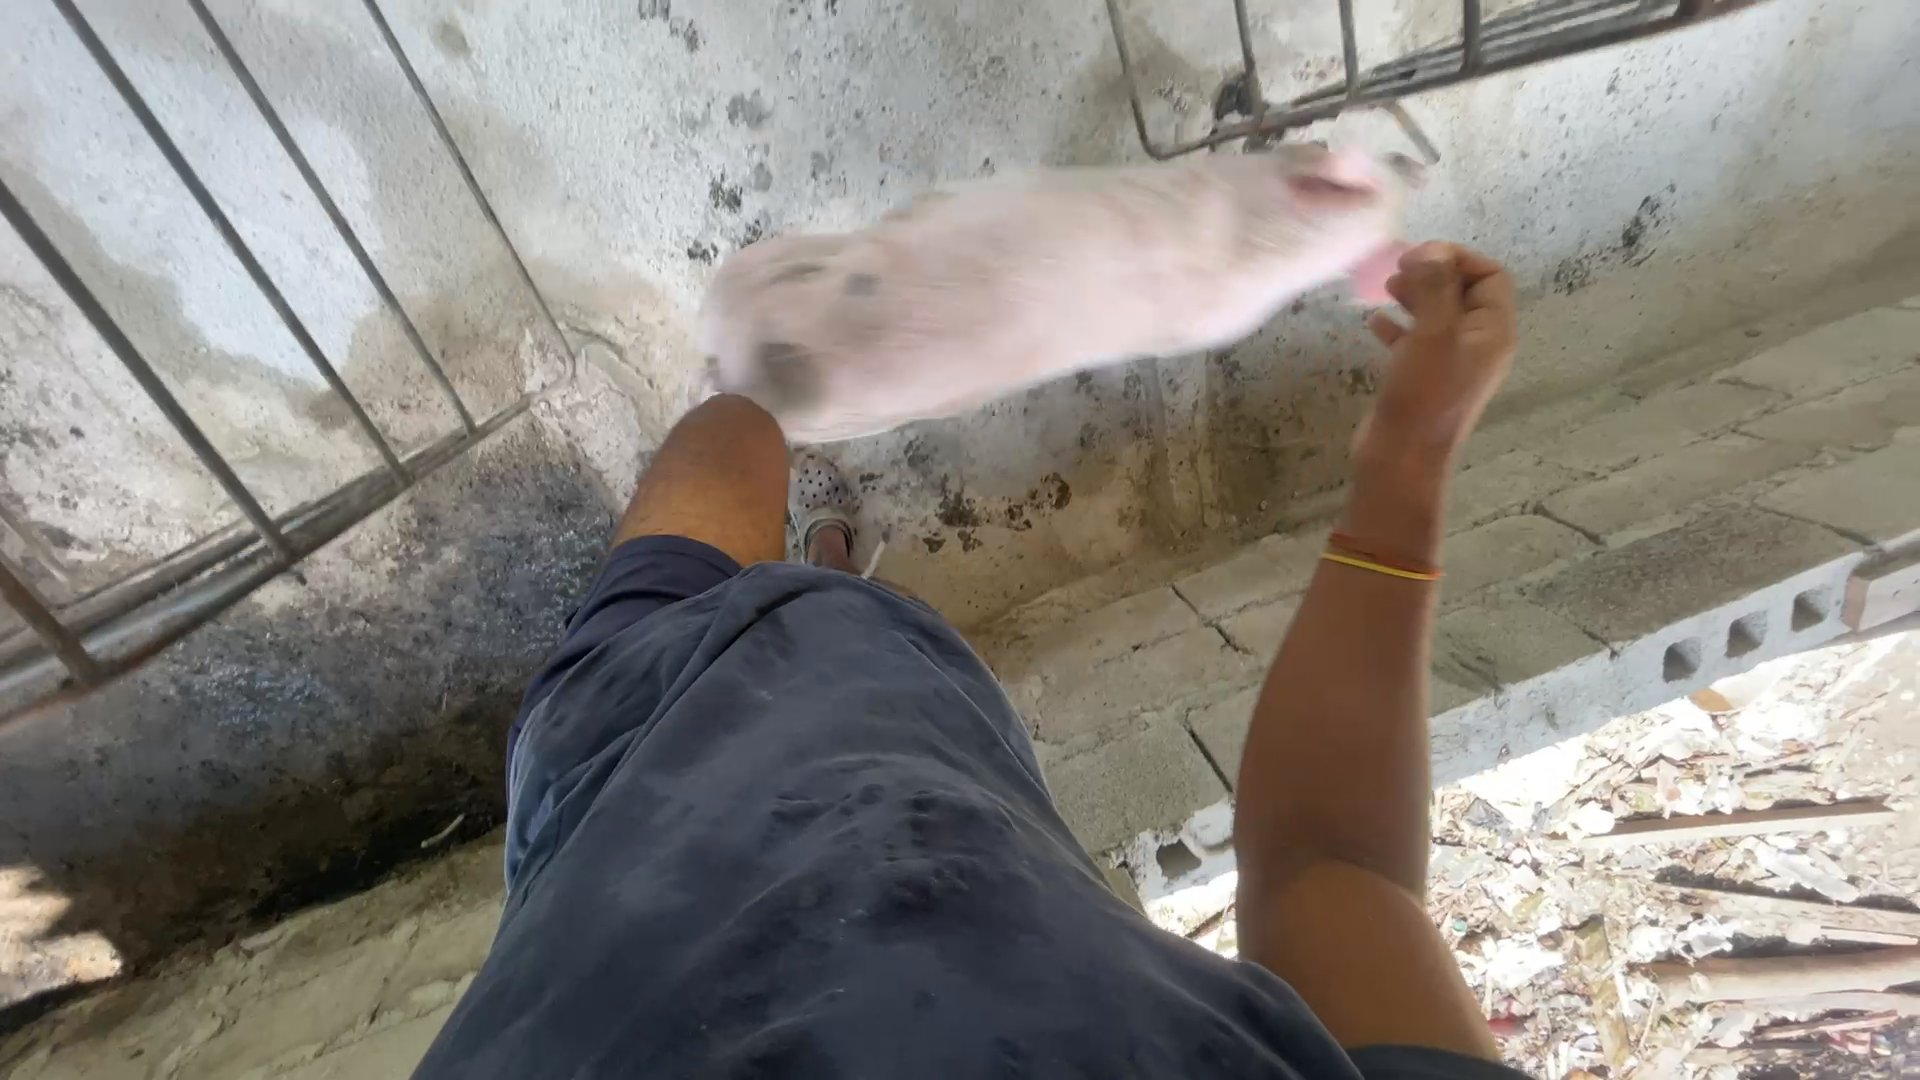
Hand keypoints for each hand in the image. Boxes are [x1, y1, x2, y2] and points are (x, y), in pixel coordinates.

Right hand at [1356, 242, 1515, 460]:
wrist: (1401, 457)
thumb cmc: (1421, 396)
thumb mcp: (1431, 335)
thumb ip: (1434, 288)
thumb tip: (1429, 251)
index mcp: (1492, 332)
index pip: (1489, 276)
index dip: (1456, 258)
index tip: (1415, 255)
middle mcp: (1477, 345)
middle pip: (1462, 294)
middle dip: (1433, 275)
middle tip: (1397, 269)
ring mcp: (1449, 364)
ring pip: (1436, 317)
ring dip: (1414, 297)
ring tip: (1385, 288)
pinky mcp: (1421, 380)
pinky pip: (1414, 343)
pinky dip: (1397, 327)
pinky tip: (1373, 323)